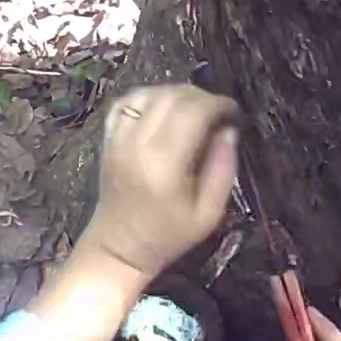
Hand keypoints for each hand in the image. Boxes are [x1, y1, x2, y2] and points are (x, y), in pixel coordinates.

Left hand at [76, 85, 237, 279]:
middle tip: (216, 111)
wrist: (118, 248)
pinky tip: (161, 108)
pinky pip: (125, 103)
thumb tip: (229, 131)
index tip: (233, 111)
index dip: (218, 103)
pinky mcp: (108, 140)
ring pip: (148, 94)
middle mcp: (139, 144)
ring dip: (175, 93)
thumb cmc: (168, 236)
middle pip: (172, 97)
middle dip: (201, 97)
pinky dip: (147, 97)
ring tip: (192, 108)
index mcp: (166, 164)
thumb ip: (223, 170)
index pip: (194, 112)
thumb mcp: (208, 214)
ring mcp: (119, 140)